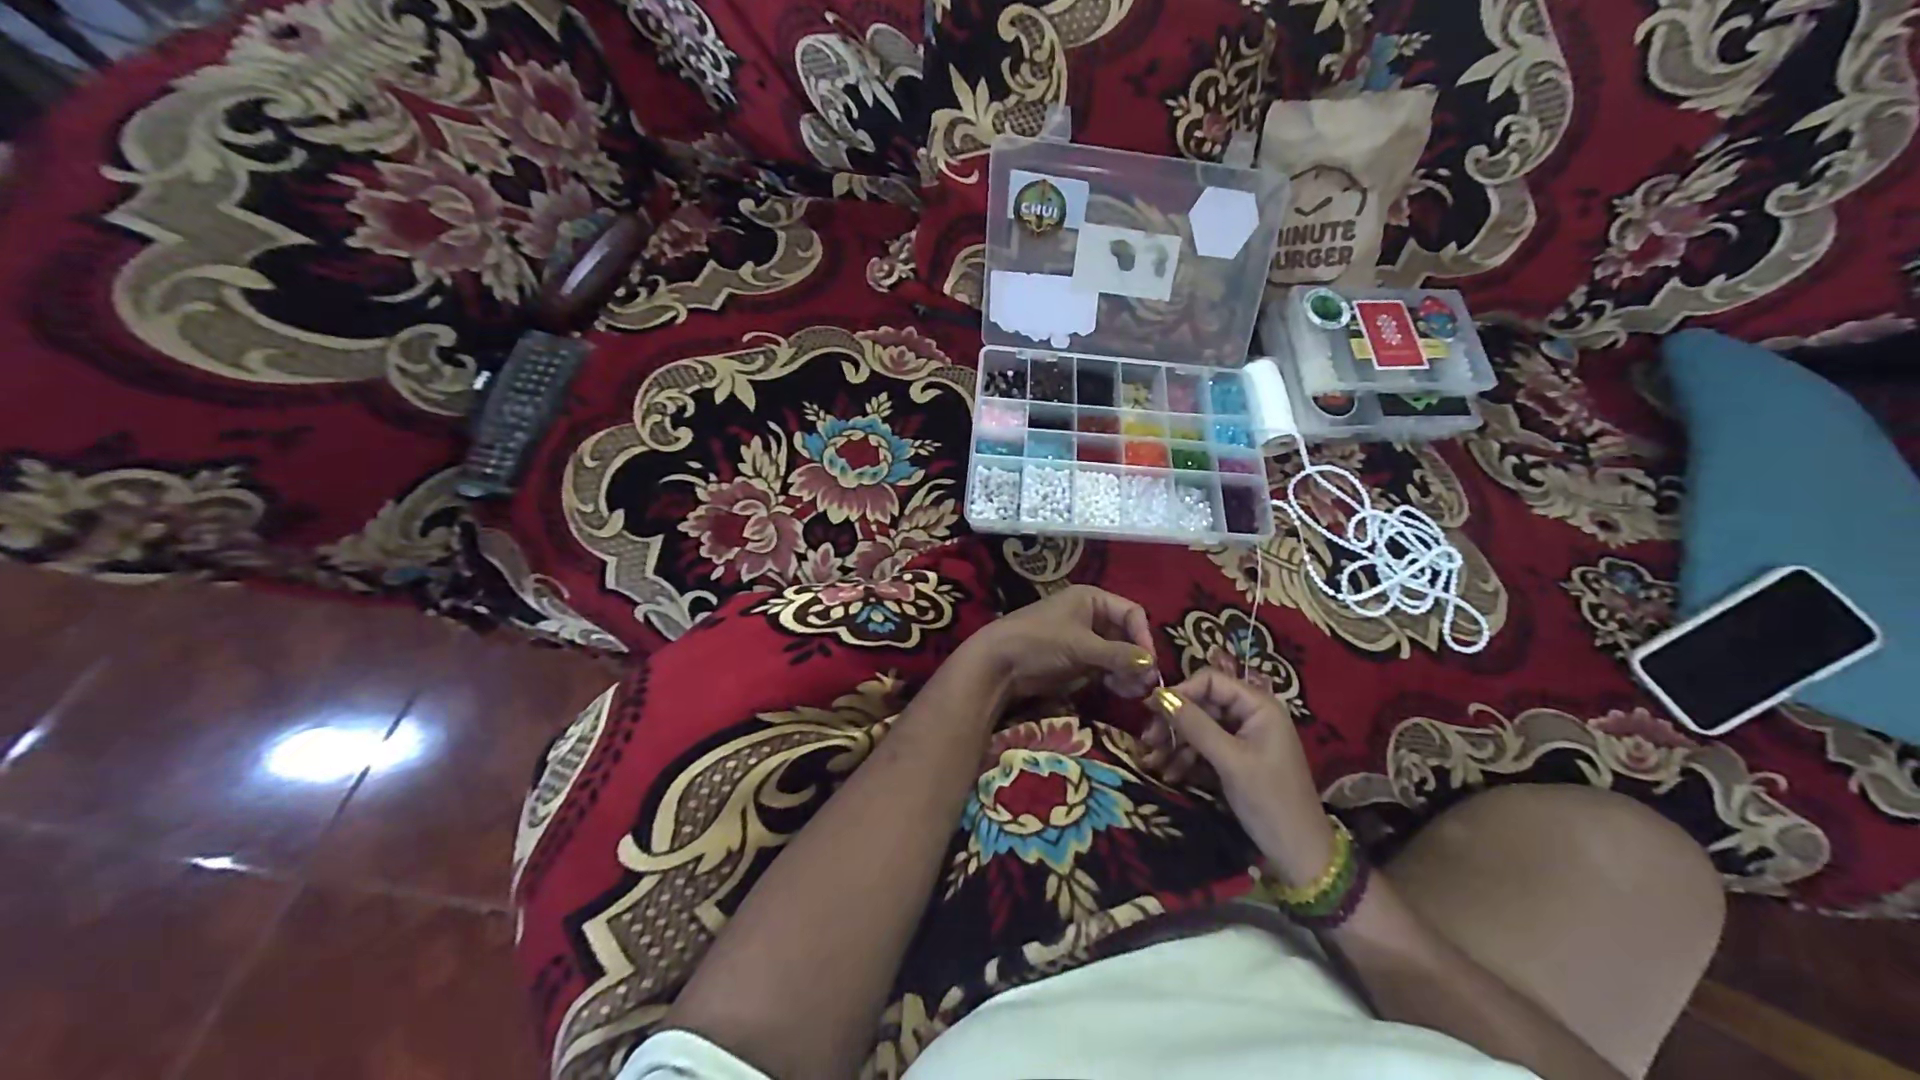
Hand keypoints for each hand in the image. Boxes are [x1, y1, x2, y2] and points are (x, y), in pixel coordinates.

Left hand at [954, 585, 1158, 702]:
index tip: (1149, 663)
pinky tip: (1120, 692)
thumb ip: (1118, 654)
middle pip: (1127, 636)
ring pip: (1118, 655)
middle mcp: (1091, 616)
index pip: (1131, 613)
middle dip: (1137, 658)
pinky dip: (1115, 679)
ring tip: (1134, 691)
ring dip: (1129, 672)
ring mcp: (1084, 640)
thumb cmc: (1039, 642)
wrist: (998, 664)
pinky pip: (1105, 668)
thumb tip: (1152, 665)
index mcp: (1092, 599)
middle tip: (1146, 684)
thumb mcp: (1081, 645)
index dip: (1143, 636)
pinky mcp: (1078, 662)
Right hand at [1142, 668, 1337, 886]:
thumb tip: (1160, 695)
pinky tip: (1170, 774)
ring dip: (1175, 743)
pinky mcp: (1237, 759)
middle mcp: (1251, 715)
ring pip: (1199, 727)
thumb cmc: (1270, 800)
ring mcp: (1244, 737)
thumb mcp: (1230, 761)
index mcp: (1258, 706)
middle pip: (1202, 703)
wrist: (1299, 853)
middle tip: (1147, 741)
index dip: (1180, 691)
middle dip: (1173, 721)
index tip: (1151, 710)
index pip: (1211, 681)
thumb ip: (1196, 725)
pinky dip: (1186, 758)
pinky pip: (1205, 748)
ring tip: (1152, 762)